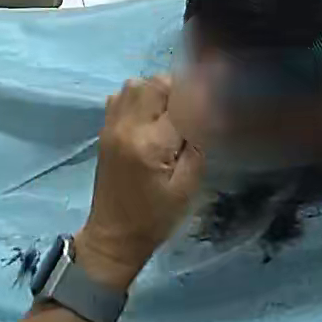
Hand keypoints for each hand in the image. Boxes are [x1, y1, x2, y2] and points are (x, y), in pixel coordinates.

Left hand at [77, 75, 205, 291]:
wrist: (112, 237)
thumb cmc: (156, 217)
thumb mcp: (188, 185)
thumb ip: (198, 141)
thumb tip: (208, 104)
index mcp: (151, 144)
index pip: (180, 100)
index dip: (200, 93)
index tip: (216, 92)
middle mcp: (128, 127)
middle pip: (155, 83)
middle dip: (177, 89)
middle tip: (190, 110)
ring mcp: (112, 125)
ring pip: (136, 83)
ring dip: (157, 90)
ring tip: (170, 112)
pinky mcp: (105, 128)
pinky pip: (122, 95)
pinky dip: (139, 96)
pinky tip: (150, 116)